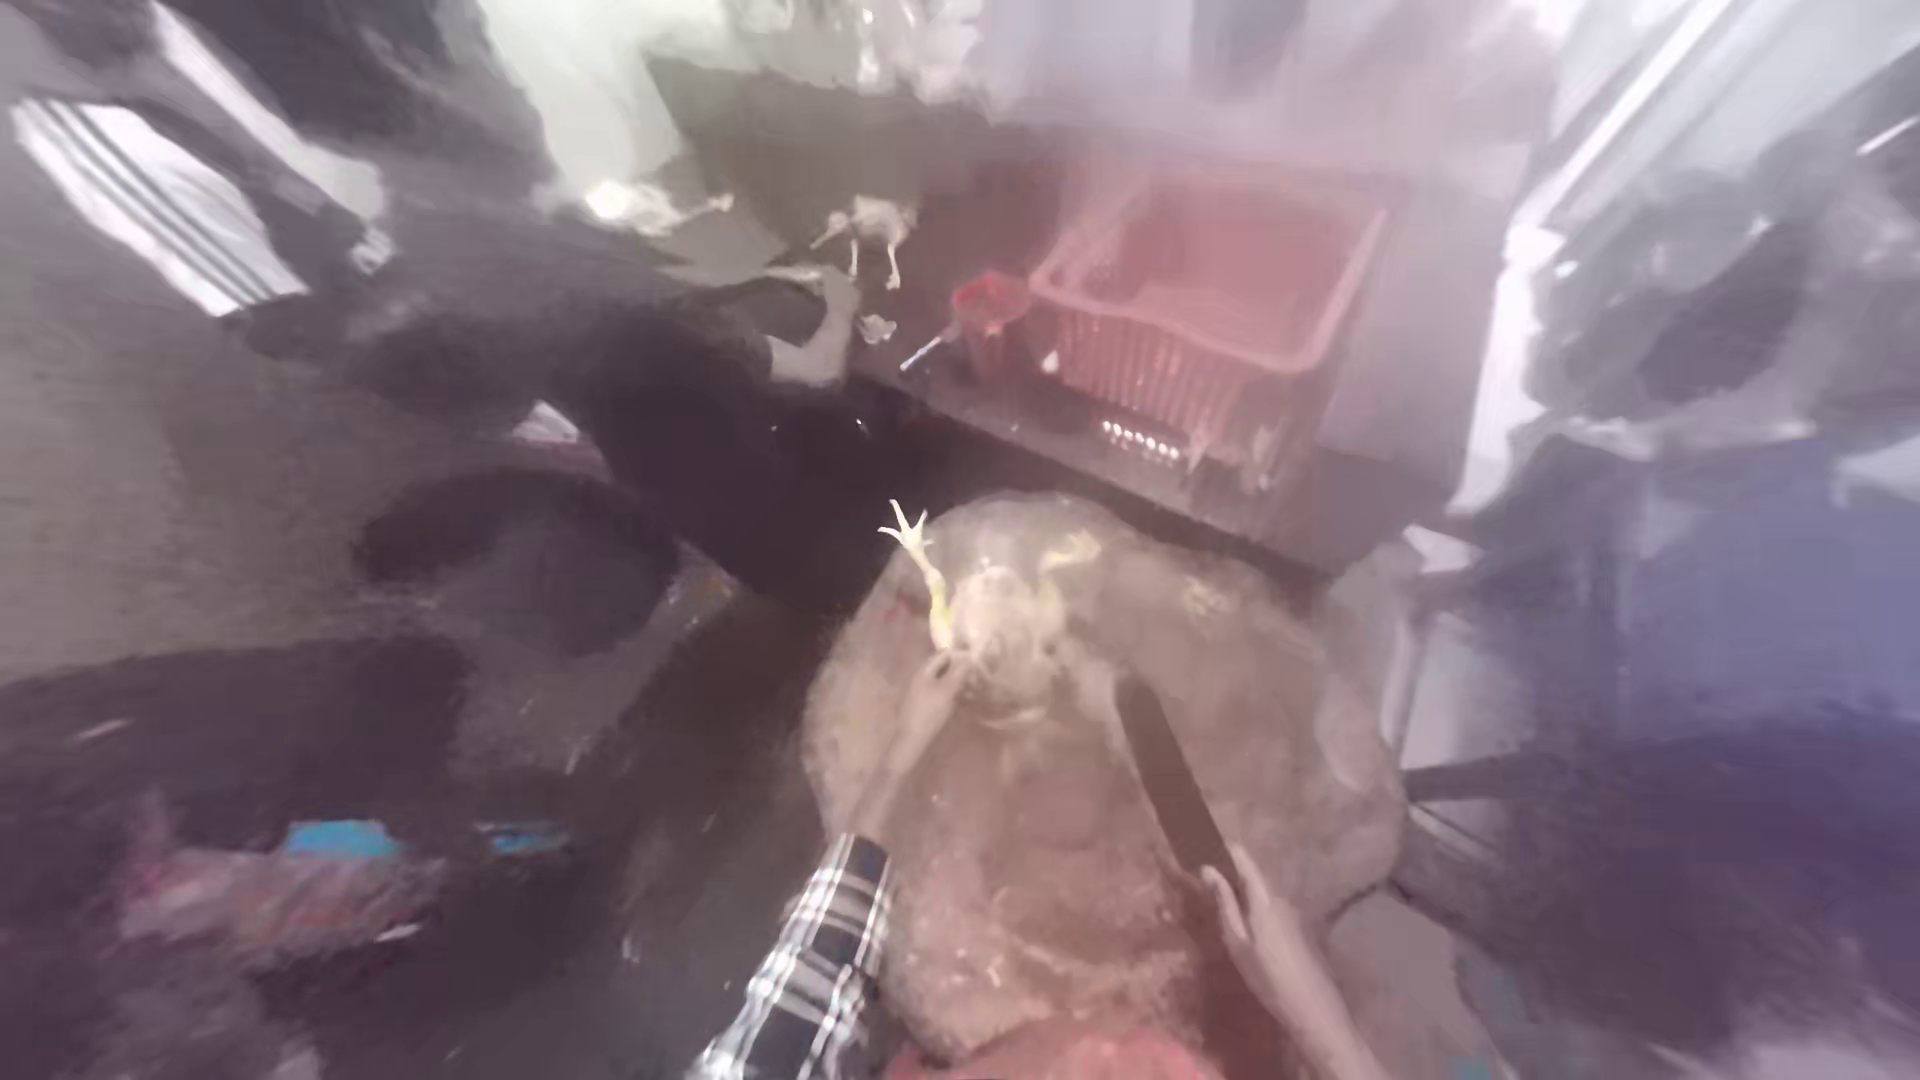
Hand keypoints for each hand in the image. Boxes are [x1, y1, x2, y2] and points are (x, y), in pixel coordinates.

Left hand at [851, 651, 971, 841]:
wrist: (909, 746)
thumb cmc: (928, 715)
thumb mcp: (947, 692)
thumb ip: (958, 673)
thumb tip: (970, 657)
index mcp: (923, 671)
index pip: (944, 654)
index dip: (960, 655)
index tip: (978, 661)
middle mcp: (919, 679)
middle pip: (942, 667)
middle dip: (959, 669)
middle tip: (979, 675)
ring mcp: (919, 694)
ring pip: (941, 682)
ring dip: (956, 683)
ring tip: (974, 689)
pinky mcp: (921, 709)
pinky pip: (939, 695)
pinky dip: (951, 695)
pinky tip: (962, 703)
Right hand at [1202, 844, 1315, 1020]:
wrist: (1316, 1014)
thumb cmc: (1268, 977)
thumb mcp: (1237, 940)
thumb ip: (1224, 901)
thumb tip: (1207, 868)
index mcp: (1263, 895)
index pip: (1241, 855)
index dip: (1220, 845)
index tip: (1199, 845)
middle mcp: (1279, 896)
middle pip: (1250, 869)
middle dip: (1225, 865)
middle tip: (1202, 872)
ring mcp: (1291, 911)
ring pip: (1259, 886)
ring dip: (1237, 883)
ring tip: (1216, 893)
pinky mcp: (1296, 926)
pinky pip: (1267, 901)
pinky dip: (1250, 899)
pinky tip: (1240, 917)